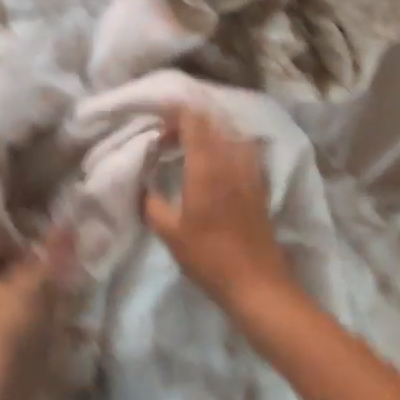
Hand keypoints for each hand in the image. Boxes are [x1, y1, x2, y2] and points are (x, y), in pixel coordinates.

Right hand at [141, 107, 295, 306]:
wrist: (259, 287)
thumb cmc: (210, 257)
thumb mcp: (169, 232)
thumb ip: (150, 202)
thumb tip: (140, 183)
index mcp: (206, 166)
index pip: (193, 119)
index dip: (173, 113)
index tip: (156, 126)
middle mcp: (231, 160)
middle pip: (212, 121)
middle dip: (187, 121)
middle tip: (167, 137)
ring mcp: (250, 172)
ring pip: (231, 133)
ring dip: (209, 132)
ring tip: (190, 147)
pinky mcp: (260, 186)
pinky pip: (244, 151)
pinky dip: (227, 146)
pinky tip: (216, 164)